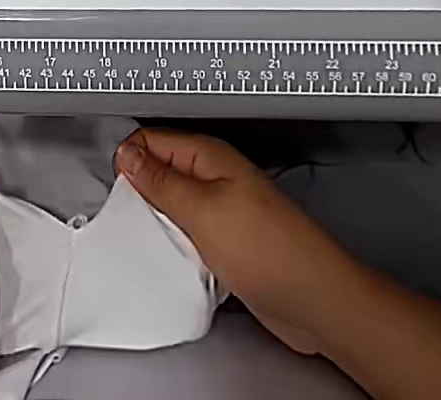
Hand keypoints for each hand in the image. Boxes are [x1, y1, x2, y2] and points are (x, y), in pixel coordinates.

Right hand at [115, 128, 359, 356]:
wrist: (317, 300)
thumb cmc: (272, 250)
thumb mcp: (202, 210)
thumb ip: (160, 181)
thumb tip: (127, 154)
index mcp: (207, 155)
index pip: (150, 140)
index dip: (130, 162)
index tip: (122, 191)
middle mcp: (214, 175)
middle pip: (158, 169)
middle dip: (141, 192)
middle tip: (135, 219)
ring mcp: (221, 206)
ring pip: (170, 202)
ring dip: (158, 219)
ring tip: (155, 240)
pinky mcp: (225, 235)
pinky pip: (186, 228)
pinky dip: (175, 240)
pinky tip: (174, 256)